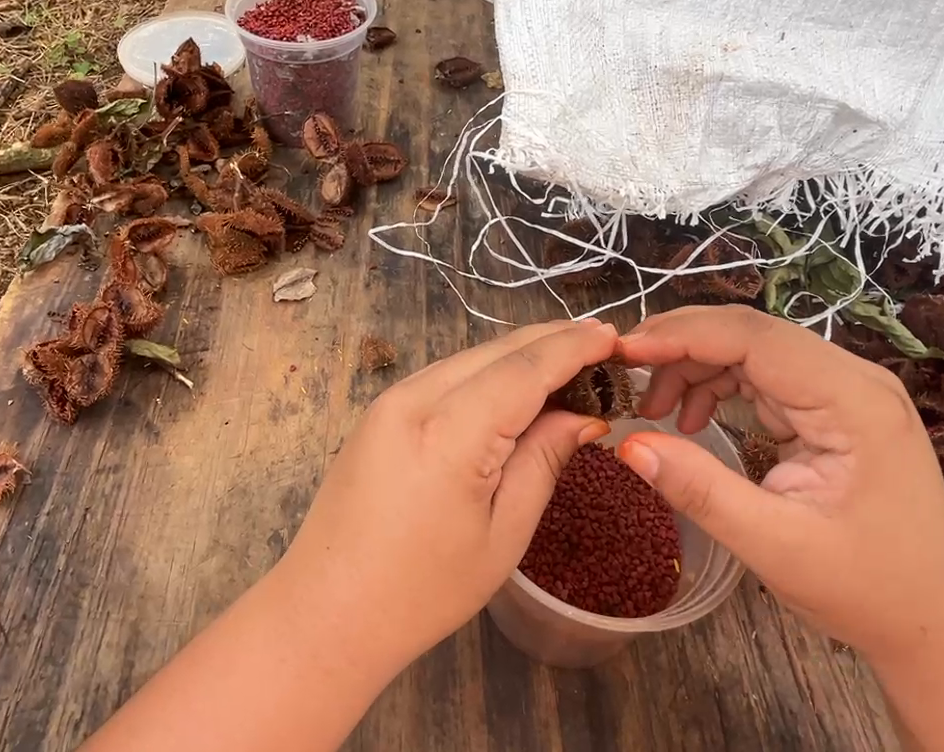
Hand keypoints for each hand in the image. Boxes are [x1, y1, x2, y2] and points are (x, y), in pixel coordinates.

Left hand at [272, 319, 617, 665]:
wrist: (328, 609)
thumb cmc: (423, 590)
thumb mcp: (503, 534)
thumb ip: (543, 460)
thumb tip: (585, 416)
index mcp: (449, 431)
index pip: (525, 368)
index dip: (573, 347)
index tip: (615, 335)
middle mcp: (415, 398)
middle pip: (496, 352)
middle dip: (551, 342)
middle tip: (603, 344)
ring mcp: (390, 399)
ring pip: (469, 359)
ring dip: (519, 356)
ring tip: (569, 363)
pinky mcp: (378, 411)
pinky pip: (445, 376)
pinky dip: (486, 373)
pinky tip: (513, 386)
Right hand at [612, 305, 943, 659]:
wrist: (933, 624)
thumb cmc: (867, 590)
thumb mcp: (775, 546)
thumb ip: (700, 490)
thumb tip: (628, 444)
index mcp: (853, 401)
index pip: (753, 337)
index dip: (682, 335)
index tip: (622, 352)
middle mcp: (852, 380)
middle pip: (749, 332)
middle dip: (679, 343)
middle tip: (621, 369)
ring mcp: (843, 391)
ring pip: (749, 349)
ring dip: (692, 366)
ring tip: (651, 408)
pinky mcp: (830, 408)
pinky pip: (759, 375)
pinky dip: (714, 387)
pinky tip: (688, 421)